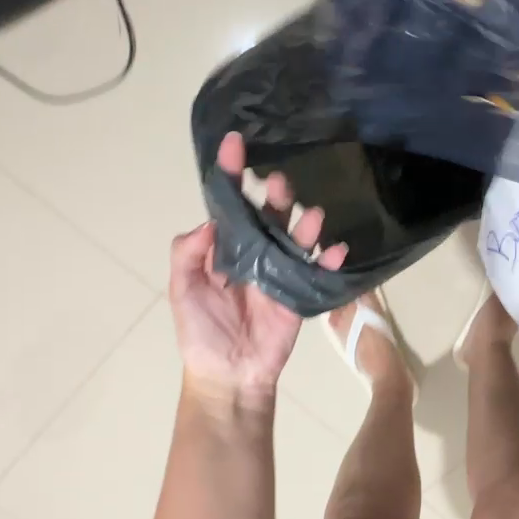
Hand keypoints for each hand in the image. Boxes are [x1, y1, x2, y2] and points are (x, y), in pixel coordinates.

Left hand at [169, 133, 347, 407]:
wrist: (228, 375)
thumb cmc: (200, 334)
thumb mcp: (181, 291)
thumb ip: (187, 254)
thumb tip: (210, 222)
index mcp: (223, 250)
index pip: (228, 206)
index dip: (230, 175)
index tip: (234, 144)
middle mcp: (254, 255)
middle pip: (267, 216)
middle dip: (274, 196)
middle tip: (279, 182)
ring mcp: (279, 274)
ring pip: (295, 239)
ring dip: (304, 224)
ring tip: (311, 215)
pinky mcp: (299, 295)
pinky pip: (317, 272)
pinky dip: (330, 260)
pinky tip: (336, 250)